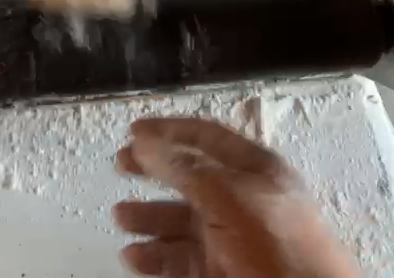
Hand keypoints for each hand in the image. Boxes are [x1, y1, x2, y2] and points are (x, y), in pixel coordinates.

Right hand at [114, 118, 361, 277]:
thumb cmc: (274, 245)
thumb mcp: (228, 196)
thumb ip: (184, 167)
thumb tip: (144, 141)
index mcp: (254, 170)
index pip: (206, 137)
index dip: (169, 130)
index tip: (132, 130)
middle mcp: (243, 199)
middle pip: (190, 177)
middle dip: (152, 171)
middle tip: (118, 166)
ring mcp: (234, 240)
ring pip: (182, 222)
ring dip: (148, 219)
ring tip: (120, 219)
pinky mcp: (224, 274)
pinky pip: (183, 260)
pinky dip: (157, 258)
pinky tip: (134, 258)